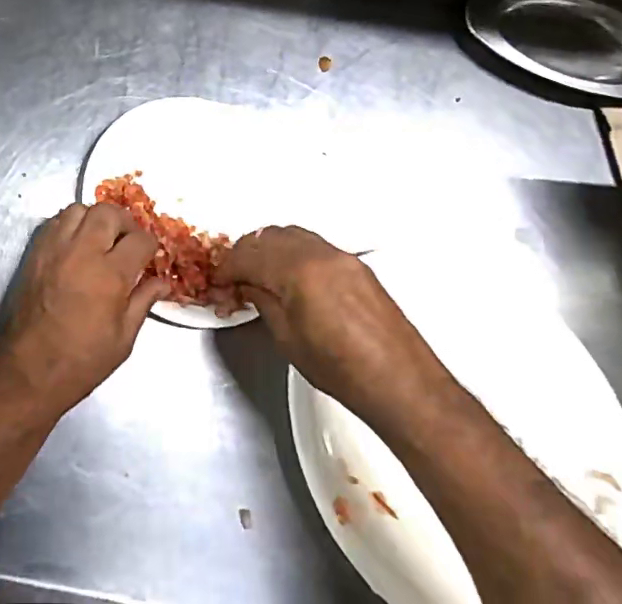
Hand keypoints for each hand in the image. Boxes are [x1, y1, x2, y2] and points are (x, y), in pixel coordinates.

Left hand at [0, 203, 169, 417]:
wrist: (29, 368)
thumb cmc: (82, 360)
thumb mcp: (123, 338)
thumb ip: (143, 301)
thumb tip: (162, 282)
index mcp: (110, 273)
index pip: (140, 239)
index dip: (150, 245)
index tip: (149, 256)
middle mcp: (82, 251)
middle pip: (108, 212)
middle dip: (124, 222)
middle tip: (127, 241)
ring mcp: (55, 248)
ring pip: (79, 209)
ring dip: (94, 219)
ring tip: (99, 240)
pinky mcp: (34, 251)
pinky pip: (55, 222)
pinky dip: (69, 225)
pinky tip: (75, 246)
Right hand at [214, 226, 458, 430]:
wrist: (401, 385)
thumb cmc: (349, 371)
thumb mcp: (287, 338)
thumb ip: (262, 302)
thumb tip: (248, 288)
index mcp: (298, 271)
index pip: (248, 255)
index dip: (227, 268)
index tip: (220, 281)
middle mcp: (321, 255)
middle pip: (268, 236)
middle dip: (245, 254)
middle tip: (233, 278)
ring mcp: (342, 258)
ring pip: (291, 235)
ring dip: (268, 249)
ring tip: (258, 276)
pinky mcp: (356, 267)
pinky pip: (313, 245)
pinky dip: (292, 252)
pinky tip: (287, 276)